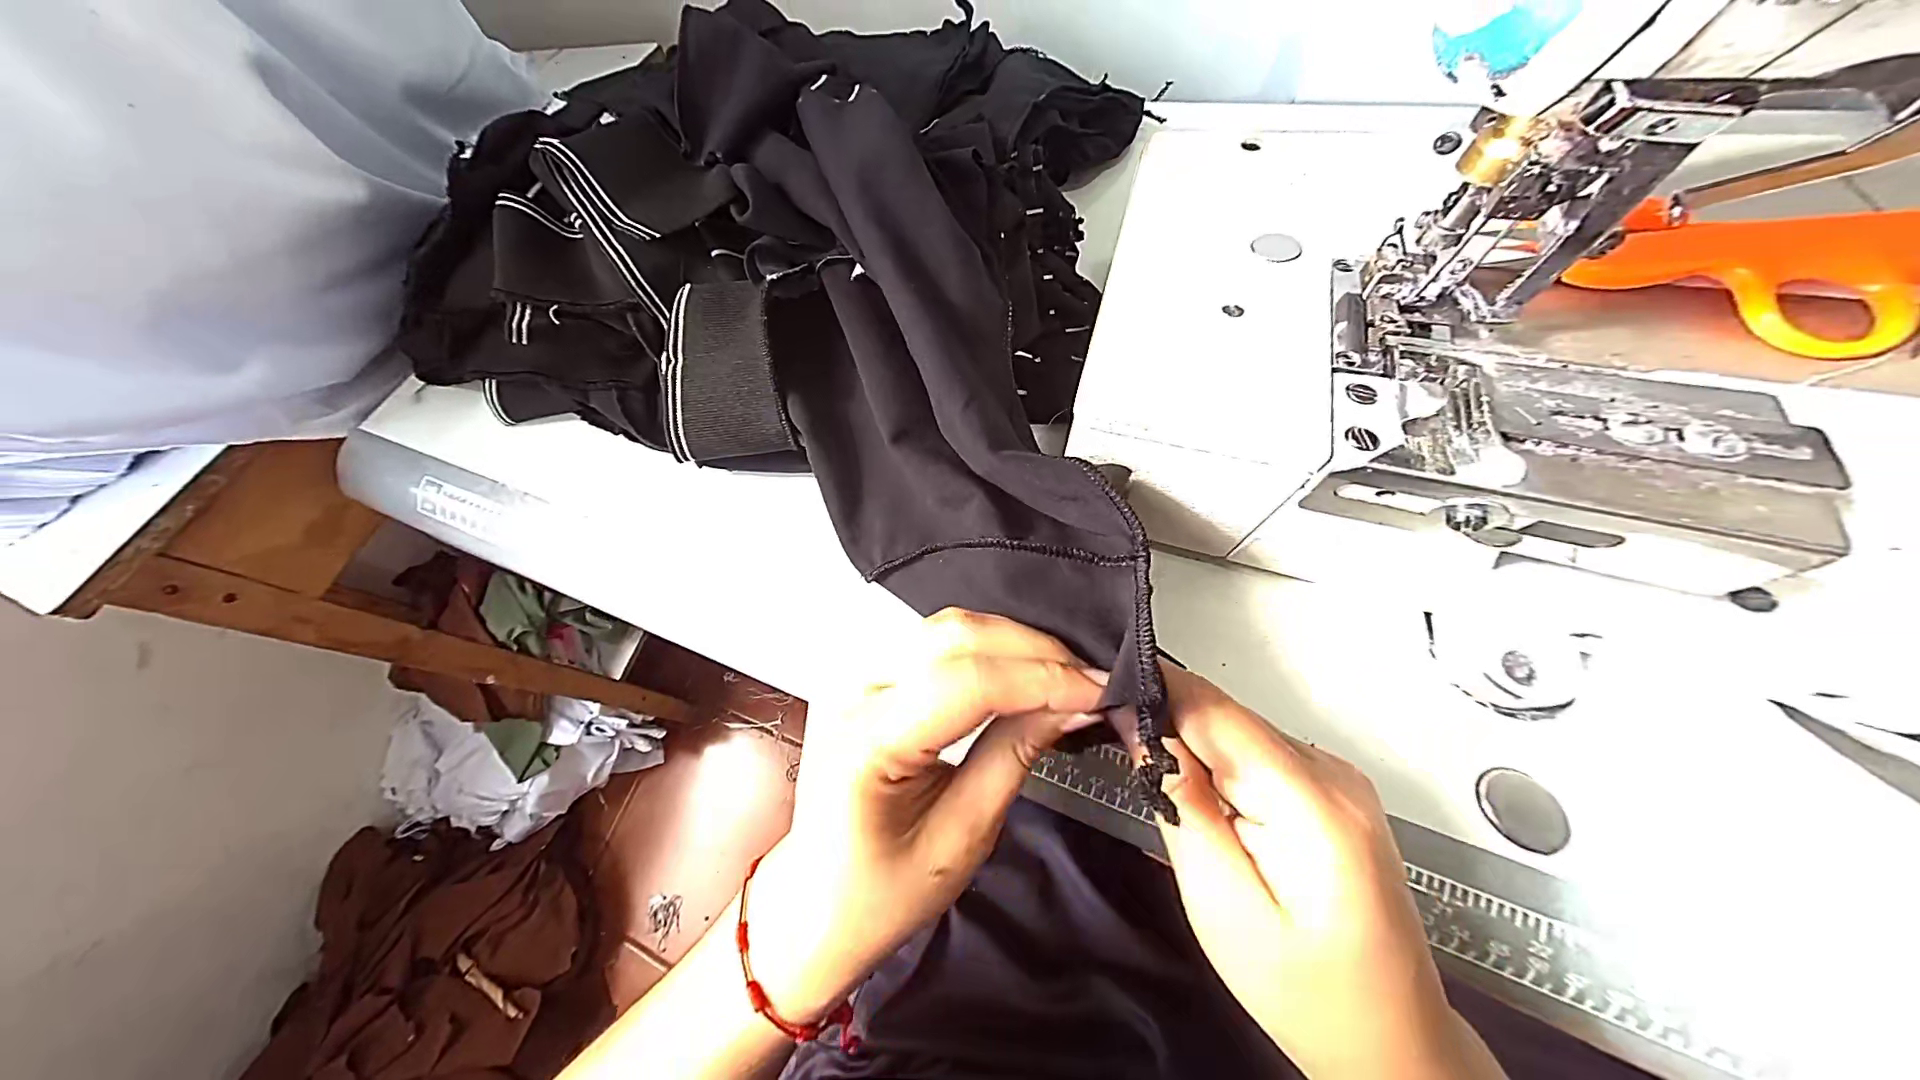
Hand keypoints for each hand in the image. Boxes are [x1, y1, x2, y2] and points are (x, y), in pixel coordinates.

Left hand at [744, 609, 1106, 1022]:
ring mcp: (857, 678)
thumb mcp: (961, 837)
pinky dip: (988, 647)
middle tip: (1092, 682)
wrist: (816, 902)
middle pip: (958, 637)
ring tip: (1064, 676)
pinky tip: (1020, 669)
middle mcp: (854, 693)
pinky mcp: (869, 678)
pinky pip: (936, 642)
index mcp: (868, 741)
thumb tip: (1074, 704)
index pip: (968, 681)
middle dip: (1036, 651)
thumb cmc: (878, 892)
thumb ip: (1016, 756)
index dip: (1043, 678)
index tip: (1100, 690)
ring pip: (949, 628)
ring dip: (1014, 642)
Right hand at [1154, 664, 1504, 1079]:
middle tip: (1126, 759)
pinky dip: (1219, 767)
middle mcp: (1332, 772)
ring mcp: (1338, 778)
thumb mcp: (1219, 901)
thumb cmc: (1303, 991)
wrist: (1391, 1043)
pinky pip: (1256, 753)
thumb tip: (1143, 728)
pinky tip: (1210, 809)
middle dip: (1166, 723)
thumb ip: (1179, 804)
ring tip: (1169, 796)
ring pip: (1236, 731)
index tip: (1102, 692)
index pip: (1211, 707)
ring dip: (1191, 748)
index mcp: (1310, 800)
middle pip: (1224, 715)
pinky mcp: (1331, 790)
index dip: (1152, 689)